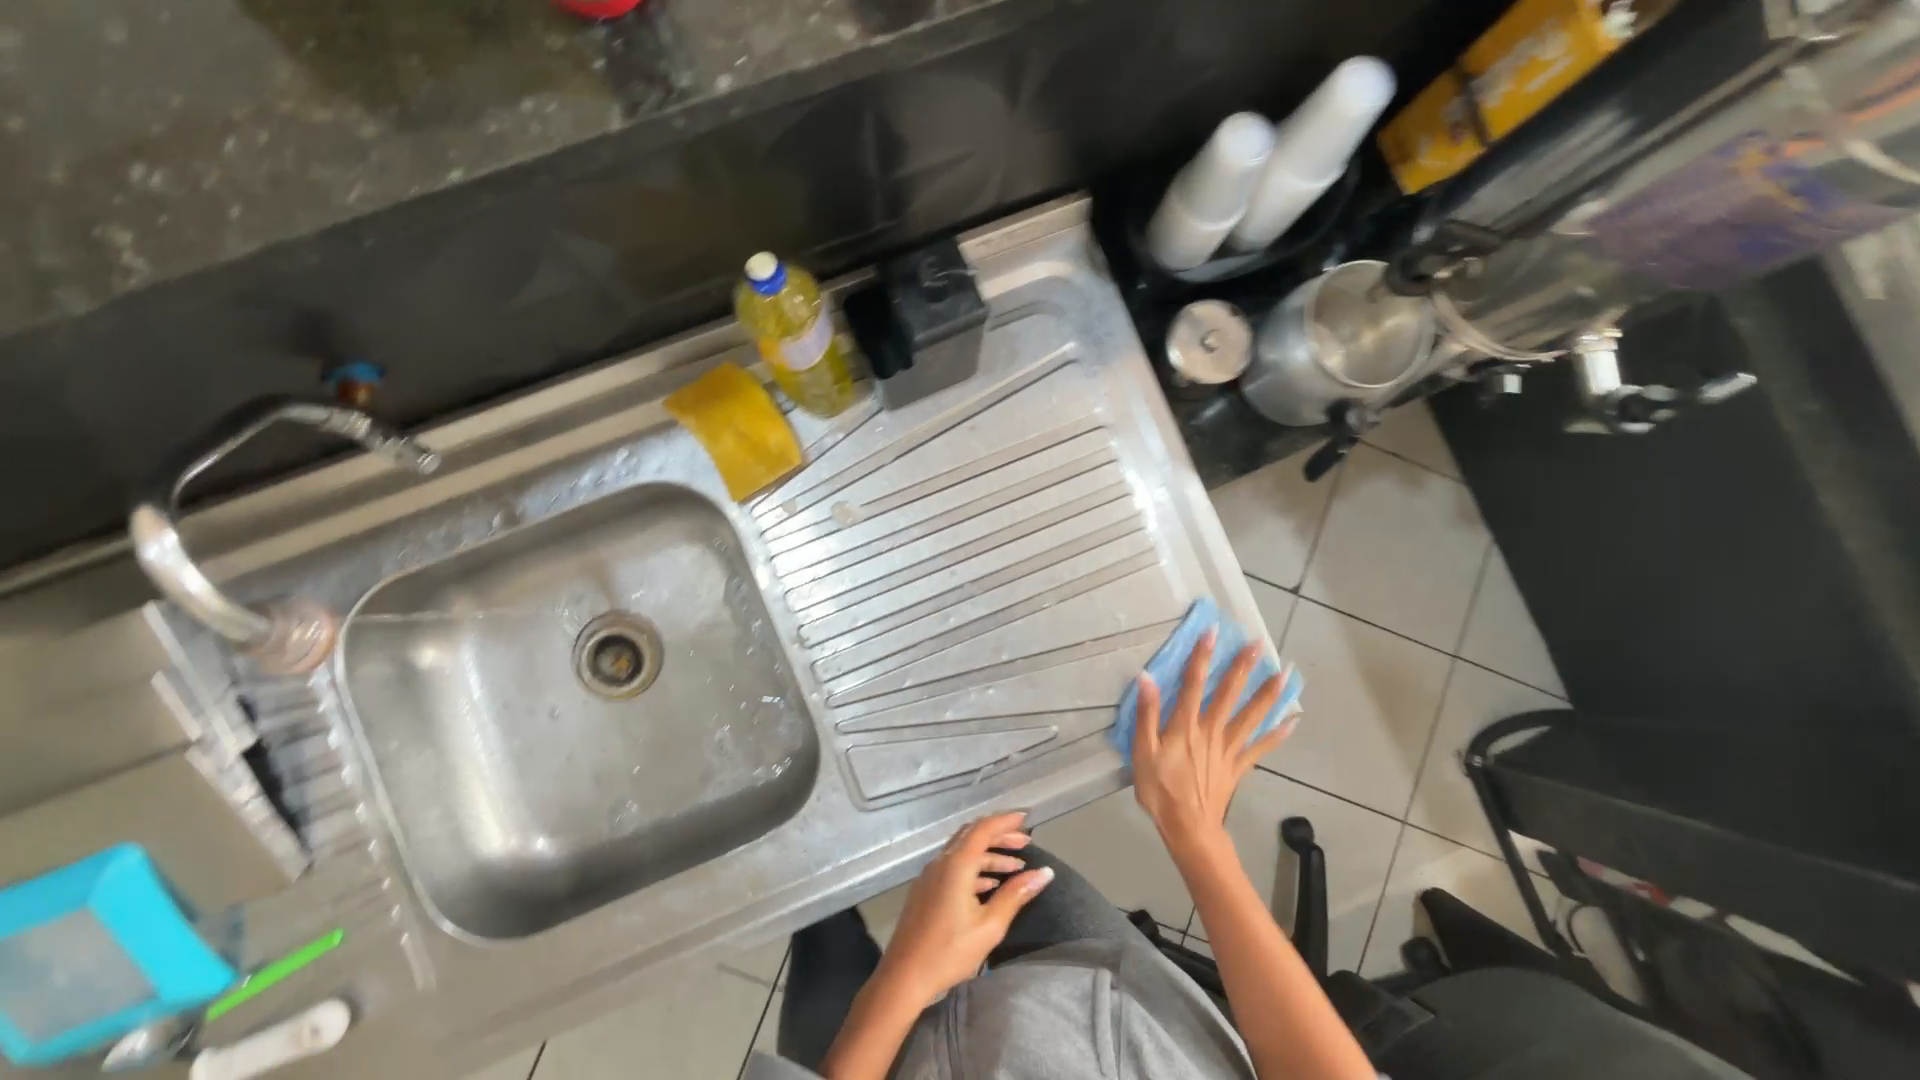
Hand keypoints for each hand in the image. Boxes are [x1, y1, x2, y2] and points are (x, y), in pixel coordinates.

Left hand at [874, 812, 1053, 1009]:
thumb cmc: (949, 952)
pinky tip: (989, 885)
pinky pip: (953, 867)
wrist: (903, 976)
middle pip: (972, 836)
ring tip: (1014, 867)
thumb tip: (1044, 873)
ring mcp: (930, 876)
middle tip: (1025, 844)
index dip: (1005, 821)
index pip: (983, 829)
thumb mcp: (989, 926)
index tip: (1026, 819)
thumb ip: (1016, 895)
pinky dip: (974, 869)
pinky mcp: (925, 890)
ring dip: (988, 855)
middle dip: (999, 836)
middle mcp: (941, 863)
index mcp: (956, 866)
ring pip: (962, 852)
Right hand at [1132, 632, 1295, 850]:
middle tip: (1258, 644)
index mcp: (1185, 726)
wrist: (1188, 828)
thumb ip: (1146, 715)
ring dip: (1268, 694)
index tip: (1213, 632)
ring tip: (1285, 674)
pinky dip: (1277, 735)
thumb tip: (1147, 678)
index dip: (1202, 656)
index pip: (1193, 683)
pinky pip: (1260, 747)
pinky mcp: (1238, 766)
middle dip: (1242, 667)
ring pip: (1251, 716)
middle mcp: (1211, 730)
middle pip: (1229, 694)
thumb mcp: (1142, 753)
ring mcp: (1228, 748)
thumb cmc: (1160, 791)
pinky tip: (1293, 722)